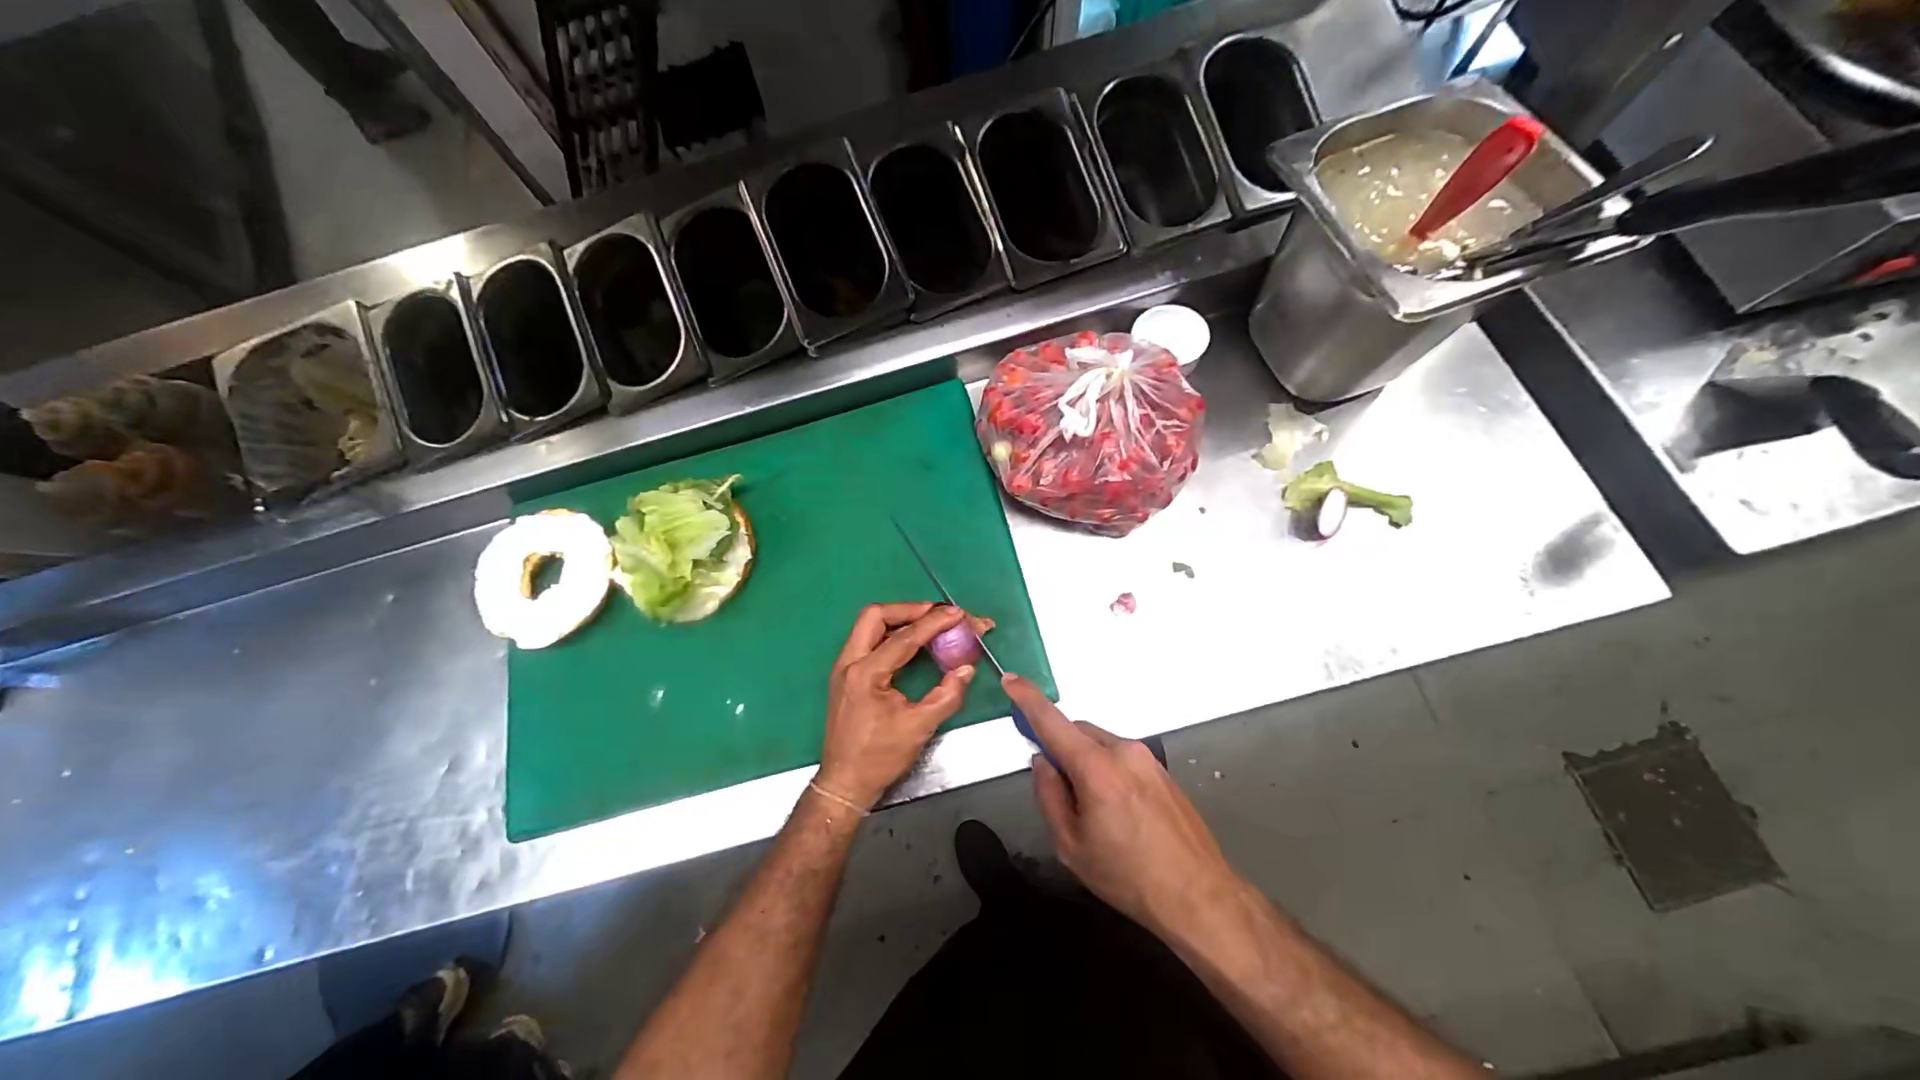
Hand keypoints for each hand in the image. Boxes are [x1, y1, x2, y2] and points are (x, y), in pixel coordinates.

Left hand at [817, 603, 984, 808]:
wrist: (845, 782)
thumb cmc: (879, 757)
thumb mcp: (919, 727)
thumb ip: (946, 695)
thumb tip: (966, 669)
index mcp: (865, 674)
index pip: (904, 637)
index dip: (933, 622)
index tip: (957, 614)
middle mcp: (849, 663)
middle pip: (875, 616)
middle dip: (908, 609)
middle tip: (937, 613)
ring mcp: (844, 668)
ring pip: (868, 625)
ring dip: (898, 619)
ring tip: (928, 622)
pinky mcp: (846, 676)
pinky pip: (867, 641)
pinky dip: (890, 633)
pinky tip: (911, 642)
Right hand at [1005, 674, 1248, 941]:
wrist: (1198, 896)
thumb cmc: (1128, 876)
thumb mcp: (1070, 846)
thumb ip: (1049, 796)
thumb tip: (1042, 763)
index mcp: (1097, 768)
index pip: (1052, 722)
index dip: (1027, 699)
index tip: (1011, 680)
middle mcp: (1124, 752)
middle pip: (1078, 733)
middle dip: (1061, 750)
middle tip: (1059, 793)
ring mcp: (1148, 760)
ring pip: (1101, 746)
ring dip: (1086, 764)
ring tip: (1095, 815)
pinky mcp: (1163, 772)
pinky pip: (1123, 759)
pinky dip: (1108, 773)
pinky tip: (1119, 815)